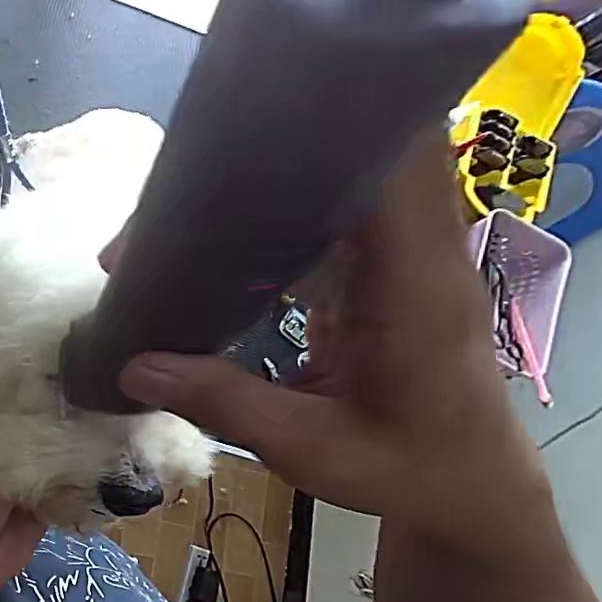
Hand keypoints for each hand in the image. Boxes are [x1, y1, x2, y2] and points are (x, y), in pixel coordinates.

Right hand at [114, 134, 555, 552]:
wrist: (467, 487)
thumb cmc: (410, 470)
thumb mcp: (310, 449)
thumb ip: (225, 404)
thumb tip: (133, 366)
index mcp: (416, 280)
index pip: (394, 155)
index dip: (337, 115)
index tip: (255, 113)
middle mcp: (411, 249)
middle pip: (350, 156)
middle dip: (267, 151)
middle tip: (177, 183)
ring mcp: (392, 256)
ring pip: (329, 185)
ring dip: (259, 186)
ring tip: (174, 214)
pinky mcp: (372, 272)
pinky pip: (318, 222)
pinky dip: (263, 222)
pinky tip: (209, 247)